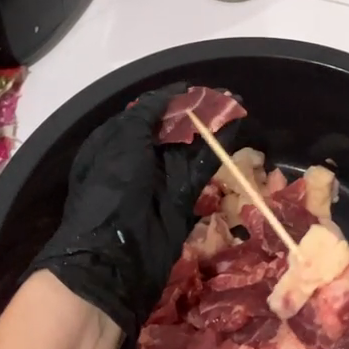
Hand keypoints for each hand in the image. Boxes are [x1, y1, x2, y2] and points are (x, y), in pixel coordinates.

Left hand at [27, 83, 236, 338]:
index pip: (146, 112)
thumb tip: (170, 93)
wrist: (113, 260)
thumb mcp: (122, 142)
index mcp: (114, 141)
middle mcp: (137, 158)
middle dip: (196, 111)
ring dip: (211, 127)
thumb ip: (146, 114)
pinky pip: (201, 168)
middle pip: (171, 128)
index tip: (195, 88)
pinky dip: (218, 150)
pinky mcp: (181, 200)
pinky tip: (237, 131)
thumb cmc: (111, 191)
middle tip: (225, 96)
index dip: (170, 99)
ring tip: (237, 106)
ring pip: (189, 146)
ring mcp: (160, 180)